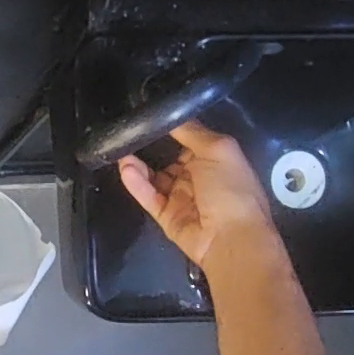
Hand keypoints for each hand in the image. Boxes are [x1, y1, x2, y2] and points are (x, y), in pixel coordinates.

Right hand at [118, 121, 276, 270]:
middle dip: (149, 147)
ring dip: (138, 165)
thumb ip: (192, 132)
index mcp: (215, 159)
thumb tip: (171, 116)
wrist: (231, 238)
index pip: (188, 139)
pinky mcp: (166, 215)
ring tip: (122, 152)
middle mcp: (197, 176)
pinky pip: (148, 196)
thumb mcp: (218, 149)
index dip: (170, 129)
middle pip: (167, 158)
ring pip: (154, 177)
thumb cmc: (232, 189)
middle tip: (128, 134)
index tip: (148, 116)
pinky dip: (137, 183)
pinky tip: (126, 169)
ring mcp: (180, 197)